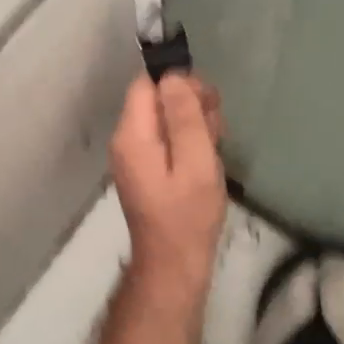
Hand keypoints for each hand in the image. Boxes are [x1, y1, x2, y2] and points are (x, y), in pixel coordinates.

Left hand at [110, 72, 225, 303]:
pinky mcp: (146, 170)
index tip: (208, 100)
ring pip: (163, 119)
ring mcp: (135, 157)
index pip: (147, 84)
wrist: (174, 266)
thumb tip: (173, 77)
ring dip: (192, 123)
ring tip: (216, 144)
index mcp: (133, 135)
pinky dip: (187, 141)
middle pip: (155, 99)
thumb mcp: (195, 162)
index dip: (178, 83)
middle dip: (189, 103)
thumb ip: (185, 117)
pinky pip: (165, 140)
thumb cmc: (188, 215)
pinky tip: (206, 158)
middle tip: (218, 125)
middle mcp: (126, 141)